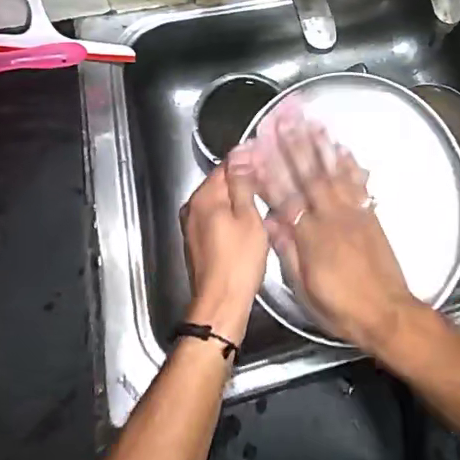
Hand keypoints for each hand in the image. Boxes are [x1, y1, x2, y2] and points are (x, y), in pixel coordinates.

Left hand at [179, 154, 269, 342]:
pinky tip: (247, 225)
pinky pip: (214, 218)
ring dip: (236, 200)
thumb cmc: (239, 260)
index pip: (226, 165)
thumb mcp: (248, 217)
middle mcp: (192, 206)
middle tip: (268, 185)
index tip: (267, 165)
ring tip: (262, 204)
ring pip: (218, 201)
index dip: (247, 162)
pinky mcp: (196, 241)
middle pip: (220, 182)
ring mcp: (191, 225)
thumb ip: (243, 184)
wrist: (220, 303)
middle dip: (242, 181)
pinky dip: (229, 217)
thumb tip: (240, 155)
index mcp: (204, 196)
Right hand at [250, 107, 424, 353]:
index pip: (284, 196)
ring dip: (320, 146)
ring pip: (333, 172)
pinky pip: (357, 183)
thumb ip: (287, 250)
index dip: (269, 170)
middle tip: (282, 120)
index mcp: (310, 236)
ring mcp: (353, 213)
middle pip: (308, 175)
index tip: (257, 148)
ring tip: (310, 123)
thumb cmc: (341, 307)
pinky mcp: (369, 215)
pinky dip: (349, 163)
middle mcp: (331, 217)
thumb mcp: (304, 288)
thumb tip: (269, 220)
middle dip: (293, 145)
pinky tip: (342, 147)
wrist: (388, 314)